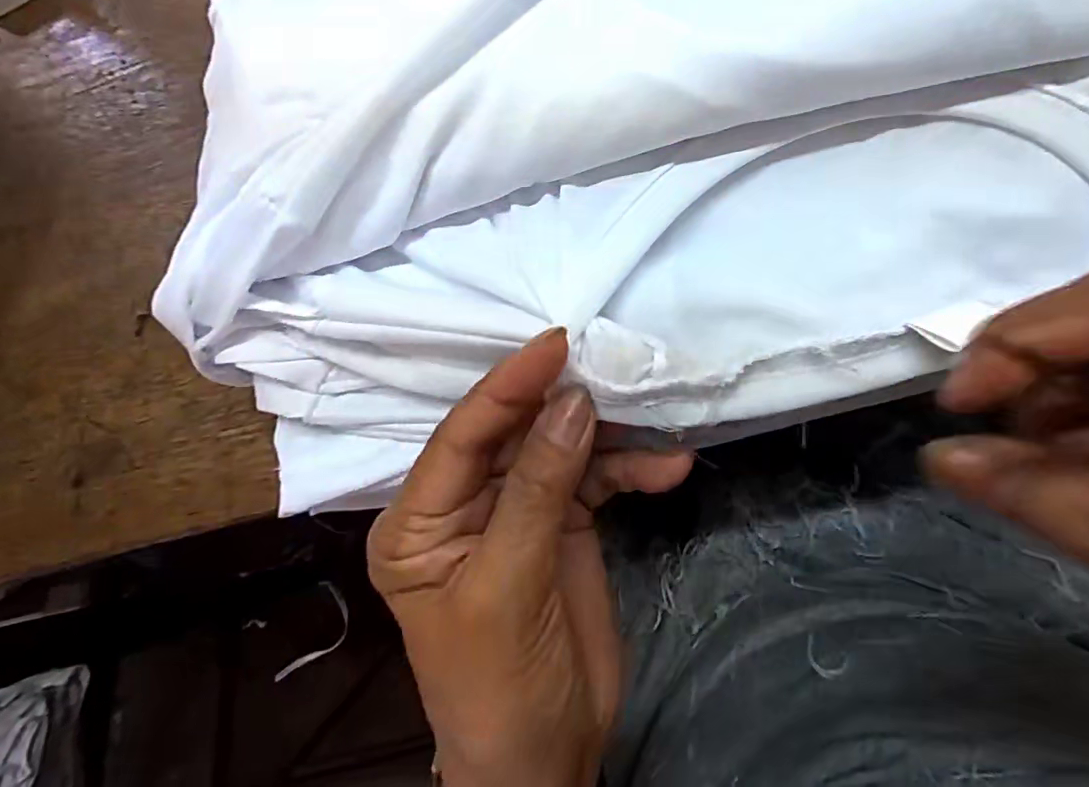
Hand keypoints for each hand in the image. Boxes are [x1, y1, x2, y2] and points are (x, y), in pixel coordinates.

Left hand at [367, 329, 692, 786]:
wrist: (549, 755)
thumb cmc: (498, 684)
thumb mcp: (509, 587)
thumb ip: (538, 490)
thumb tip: (573, 403)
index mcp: (420, 520)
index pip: (461, 435)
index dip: (508, 387)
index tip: (556, 344)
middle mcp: (466, 502)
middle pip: (517, 430)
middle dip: (565, 401)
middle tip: (613, 367)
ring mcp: (520, 506)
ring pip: (564, 446)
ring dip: (612, 436)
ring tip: (654, 420)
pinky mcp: (565, 518)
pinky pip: (598, 476)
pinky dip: (632, 468)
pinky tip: (669, 467)